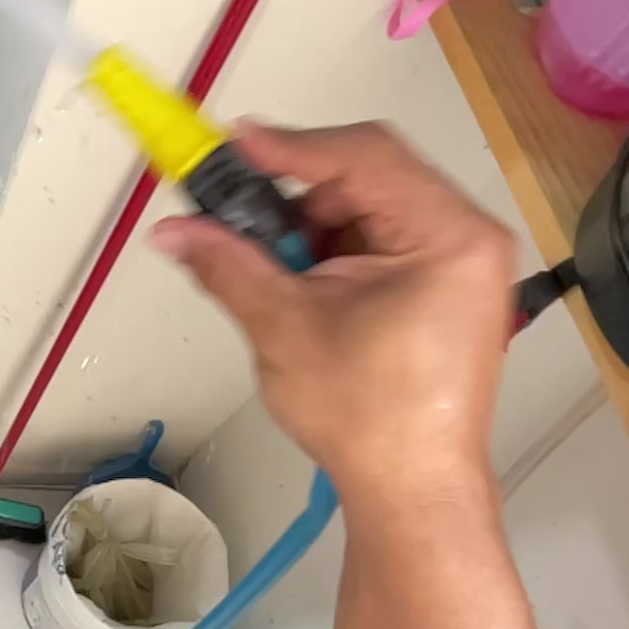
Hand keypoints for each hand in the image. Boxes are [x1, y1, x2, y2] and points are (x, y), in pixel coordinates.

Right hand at [153, 121, 516, 497]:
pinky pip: (365, 251)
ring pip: (358, 218)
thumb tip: (170, 231)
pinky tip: (288, 293)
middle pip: (362, 184)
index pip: (365, 158)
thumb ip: (226, 267)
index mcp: (446, 235)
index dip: (291, 147)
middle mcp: (459, 237)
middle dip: (291, 203)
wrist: (406, 483)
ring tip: (260, 275)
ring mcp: (446, 266)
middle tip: (232, 226)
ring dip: (300, 237)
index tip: (230, 146)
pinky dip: (317, 261)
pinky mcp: (427, 292)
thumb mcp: (283, 328)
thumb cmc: (362, 412)